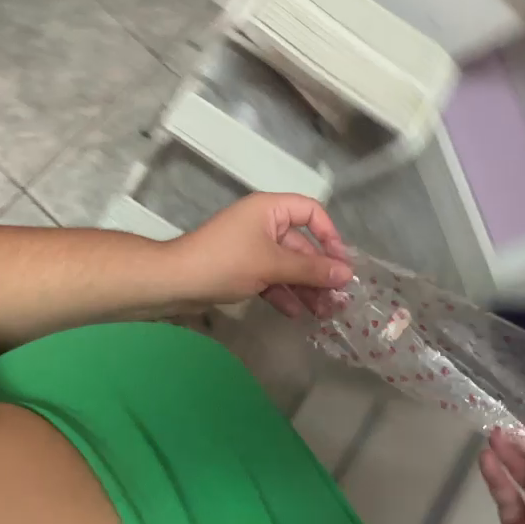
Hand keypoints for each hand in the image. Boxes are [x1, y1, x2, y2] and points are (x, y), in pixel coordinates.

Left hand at [169, 193, 353, 316]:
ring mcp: (252, 246)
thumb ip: (311, 269)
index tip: (341, 263)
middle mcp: (263, 222)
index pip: (310, 211)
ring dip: (305, 286)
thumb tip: (346, 273)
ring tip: (323, 313)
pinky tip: (296, 314)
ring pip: (287, 264)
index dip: (329, 234)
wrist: (177, 281)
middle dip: (319, 271)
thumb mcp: (272, 265)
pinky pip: (271, 276)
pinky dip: (283, 292)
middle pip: (301, 243)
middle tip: (338, 300)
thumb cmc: (227, 262)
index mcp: (269, 209)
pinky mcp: (242, 267)